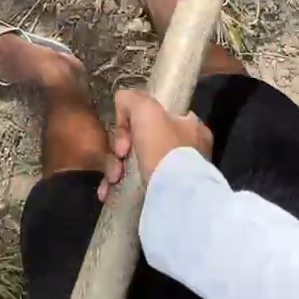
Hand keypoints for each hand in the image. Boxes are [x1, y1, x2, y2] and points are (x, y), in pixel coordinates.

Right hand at [98, 89, 213, 200]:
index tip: (126, 132)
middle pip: (143, 140)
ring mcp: (175, 177)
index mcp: (191, 127)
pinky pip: (134, 187)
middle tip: (118, 155)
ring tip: (112, 180)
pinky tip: (108, 193)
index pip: (159, 113)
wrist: (173, 199)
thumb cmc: (163, 148)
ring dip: (115, 168)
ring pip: (135, 164)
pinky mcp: (162, 199)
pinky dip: (118, 188)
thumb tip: (122, 103)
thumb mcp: (145, 109)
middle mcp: (187, 151)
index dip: (136, 119)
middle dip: (121, 148)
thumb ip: (131, 99)